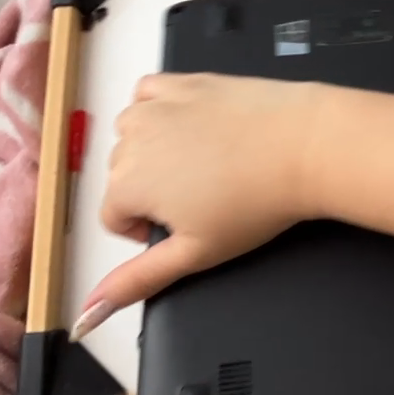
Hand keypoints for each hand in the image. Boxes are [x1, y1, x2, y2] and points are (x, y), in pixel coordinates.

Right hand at [73, 73, 329, 338]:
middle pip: (123, 173)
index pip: (113, 216)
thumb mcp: (194, 253)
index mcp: (127, 184)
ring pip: (133, 132)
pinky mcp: (186, 81)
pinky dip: (161, 107)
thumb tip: (89, 313)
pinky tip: (192, 123)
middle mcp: (133, 139)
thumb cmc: (256, 202)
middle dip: (152, 188)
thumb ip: (136, 282)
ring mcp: (159, 105)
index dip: (146, 228)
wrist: (304, 147)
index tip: (184, 226)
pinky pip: (151, 92)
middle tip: (203, 196)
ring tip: (202, 162)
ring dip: (154, 147)